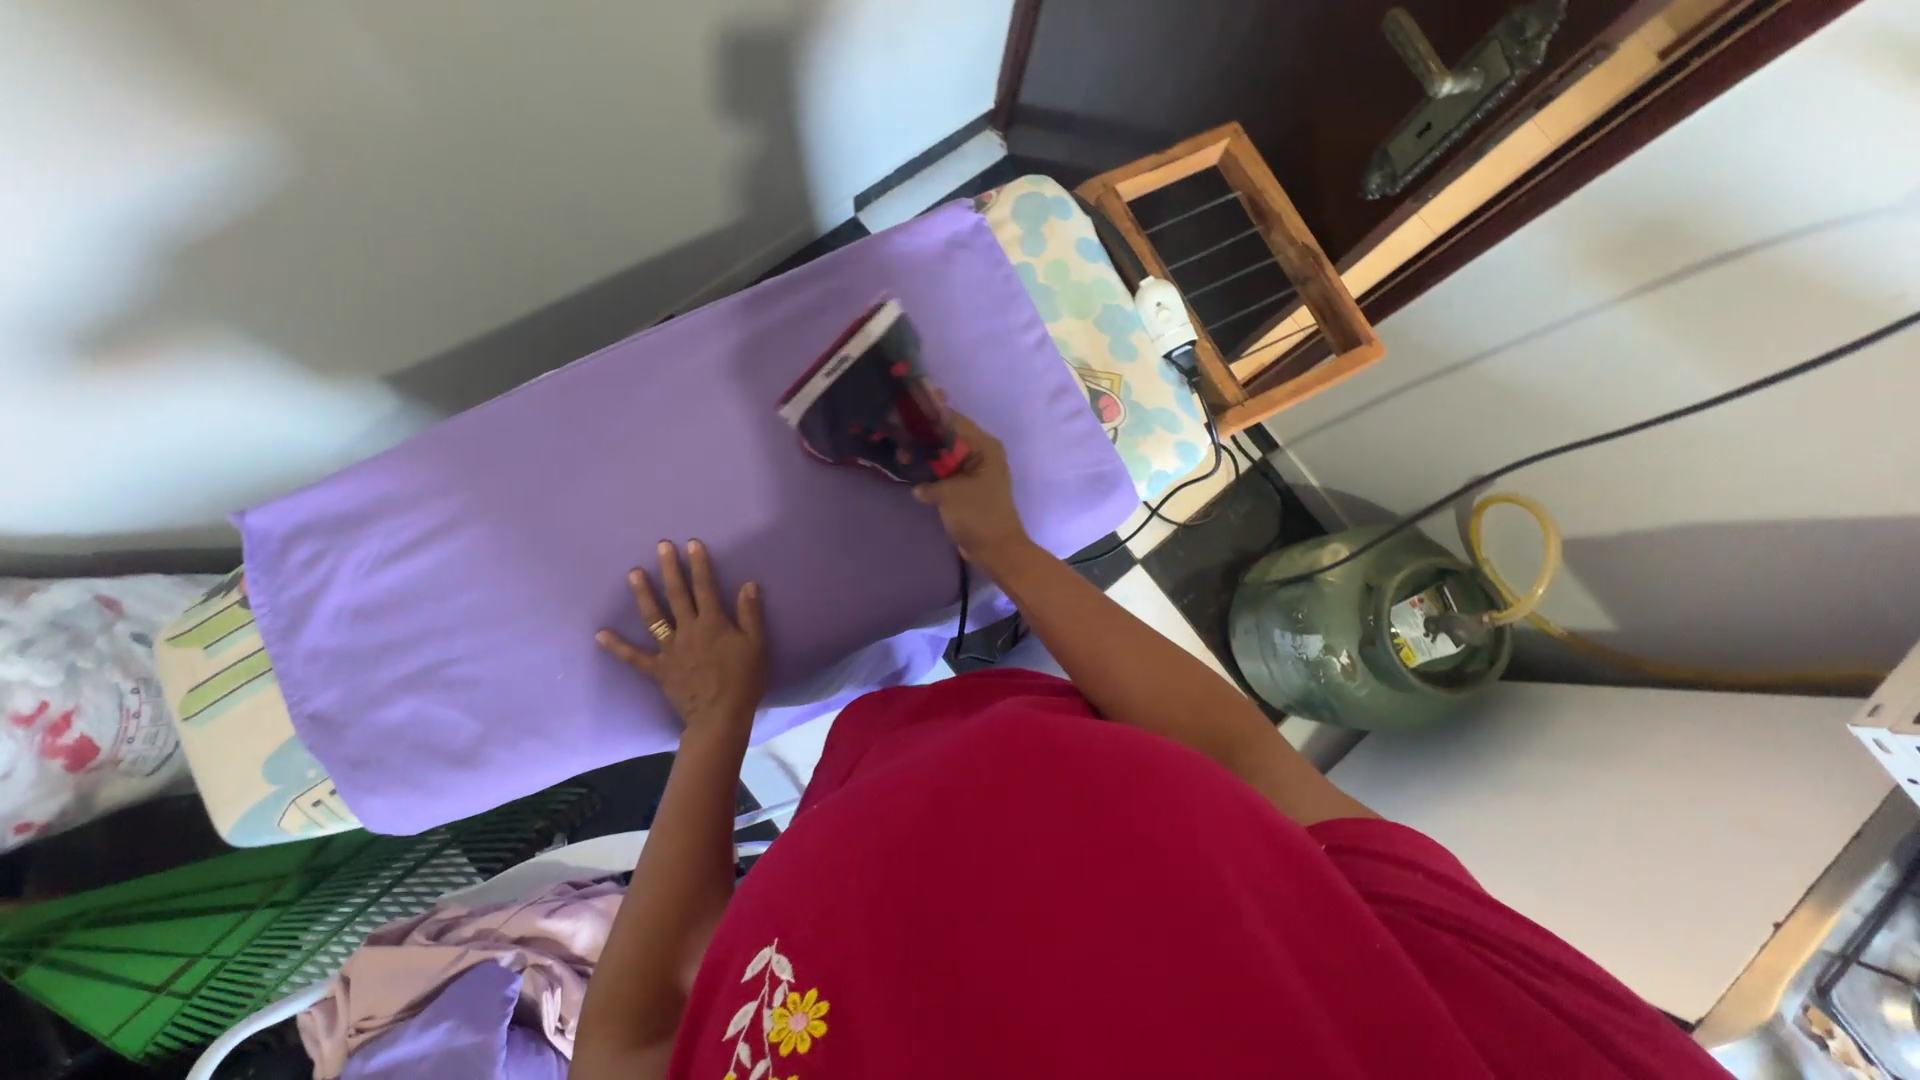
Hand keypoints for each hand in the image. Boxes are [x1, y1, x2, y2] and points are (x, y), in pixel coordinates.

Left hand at [597, 540, 768, 736]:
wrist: (721, 716)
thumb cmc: (744, 680)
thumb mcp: (757, 645)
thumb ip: (751, 614)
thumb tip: (748, 585)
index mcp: (713, 623)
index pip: (705, 587)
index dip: (699, 565)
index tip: (692, 544)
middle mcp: (688, 630)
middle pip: (677, 595)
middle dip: (670, 569)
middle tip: (661, 546)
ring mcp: (670, 650)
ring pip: (654, 617)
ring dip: (643, 594)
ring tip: (633, 573)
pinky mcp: (658, 670)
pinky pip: (634, 657)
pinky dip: (617, 646)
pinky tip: (600, 634)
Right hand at [913, 412, 1036, 571]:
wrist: (996, 550)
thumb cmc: (977, 515)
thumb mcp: (949, 492)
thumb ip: (929, 481)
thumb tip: (918, 487)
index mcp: (984, 446)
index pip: (953, 421)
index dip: (928, 420)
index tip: (904, 420)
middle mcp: (983, 453)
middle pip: (949, 438)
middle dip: (924, 440)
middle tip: (898, 441)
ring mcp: (976, 472)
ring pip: (947, 456)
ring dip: (927, 458)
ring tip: (902, 457)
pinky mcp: (969, 488)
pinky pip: (948, 473)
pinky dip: (933, 474)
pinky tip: (913, 474)